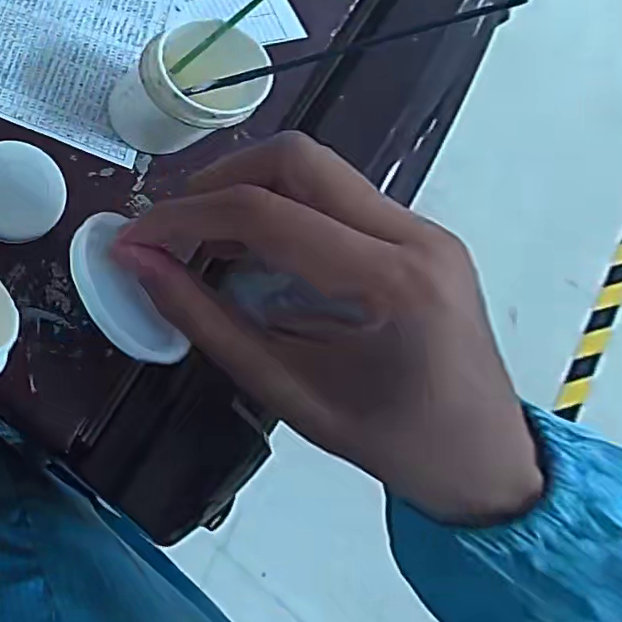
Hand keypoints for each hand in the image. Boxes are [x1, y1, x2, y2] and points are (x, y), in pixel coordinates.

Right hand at [111, 133, 542, 524]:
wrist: (491, 462)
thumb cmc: (386, 435)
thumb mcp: (275, 383)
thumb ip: (195, 313)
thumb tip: (130, 258)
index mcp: (389, 283)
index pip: (261, 212)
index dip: (179, 218)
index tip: (133, 239)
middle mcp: (412, 237)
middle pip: (291, 159)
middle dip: (213, 181)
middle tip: (175, 226)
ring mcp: (417, 228)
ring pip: (305, 164)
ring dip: (237, 186)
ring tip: (205, 237)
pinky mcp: (407, 230)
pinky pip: (319, 188)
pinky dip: (265, 202)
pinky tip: (245, 248)